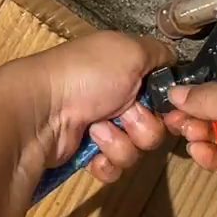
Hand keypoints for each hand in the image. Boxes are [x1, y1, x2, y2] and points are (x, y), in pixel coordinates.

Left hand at [0, 31, 172, 184]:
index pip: (161, 93)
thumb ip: (158, 52)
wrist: (44, 110)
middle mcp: (114, 97)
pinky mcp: (87, 153)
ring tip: (97, 130)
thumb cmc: (87, 74)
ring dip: (120, 141)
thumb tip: (173, 59)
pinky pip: (115, 167)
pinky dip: (106, 161)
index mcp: (124, 70)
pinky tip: (92, 150)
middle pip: (154, 125)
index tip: (170, 110)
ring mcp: (100, 126)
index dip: (169, 105)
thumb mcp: (130, 50)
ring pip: (136, 149)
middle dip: (142, 124)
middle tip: (123, 114)